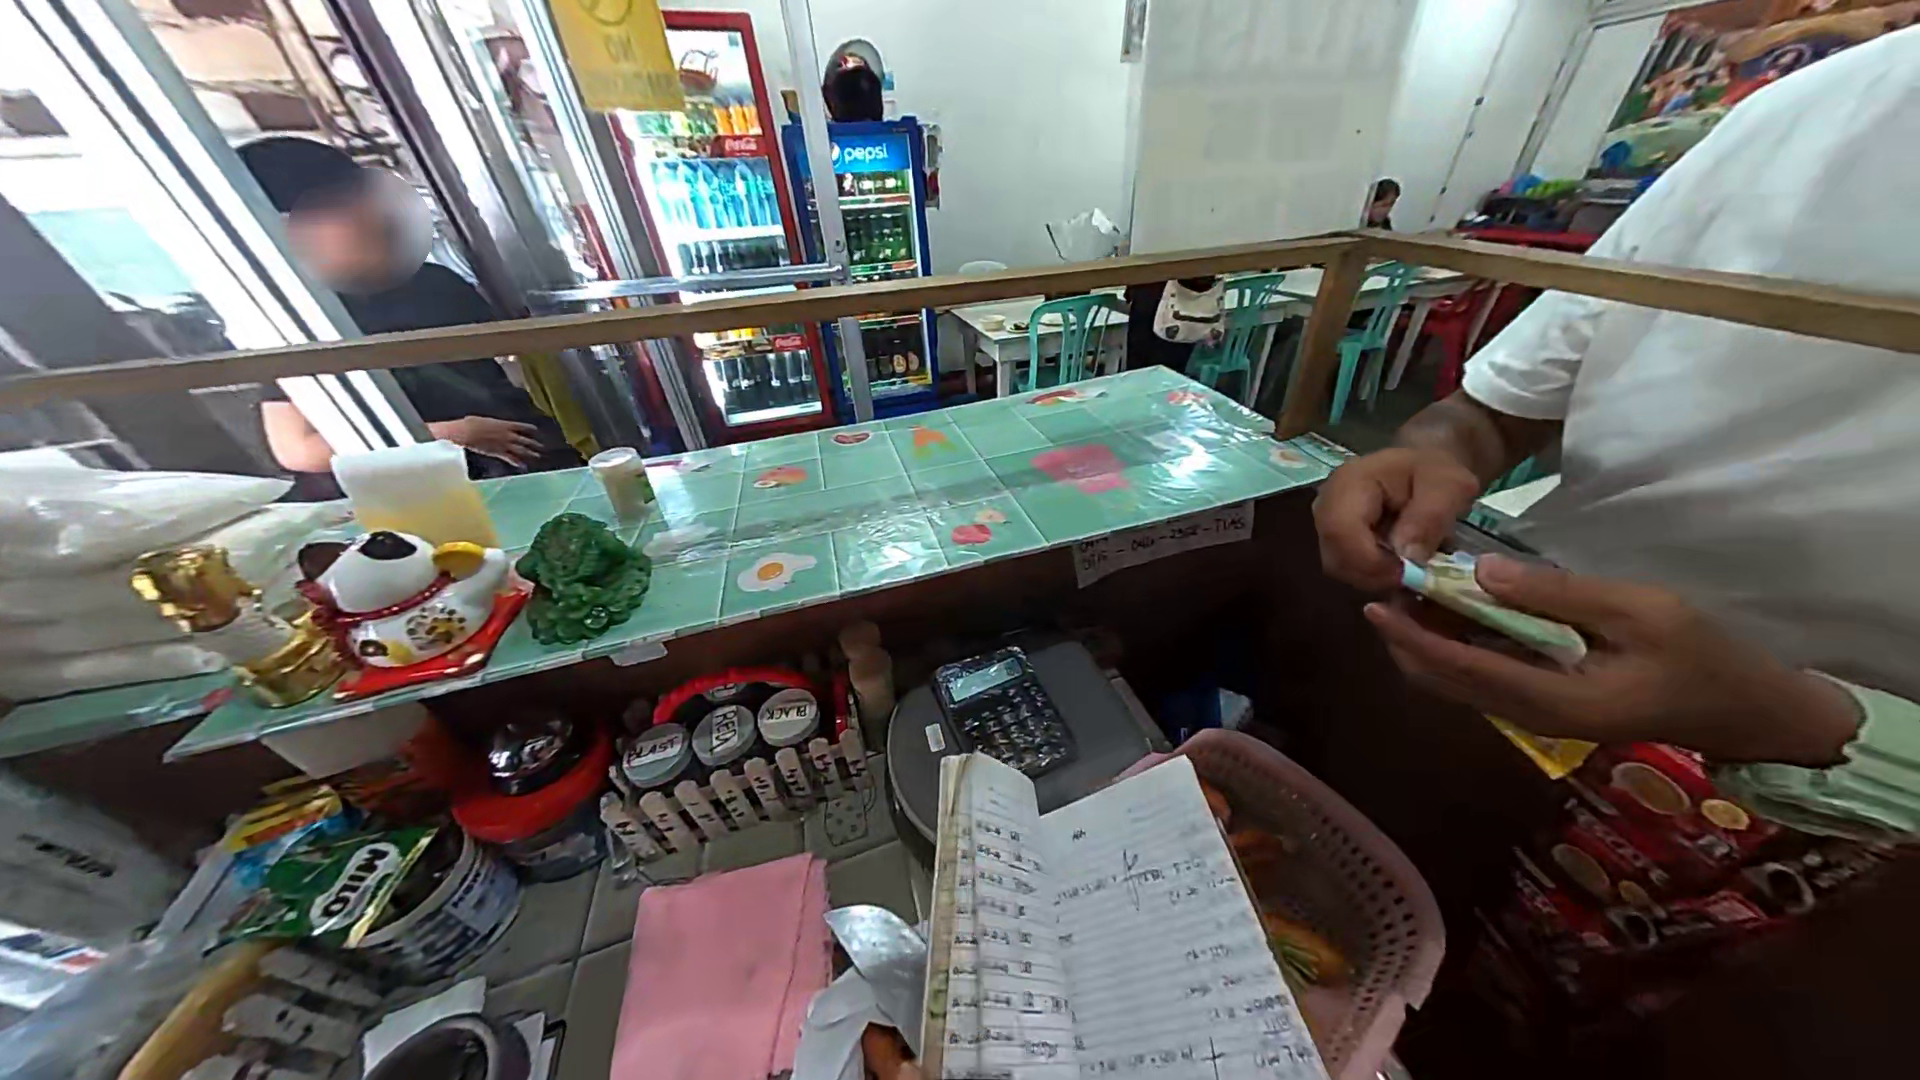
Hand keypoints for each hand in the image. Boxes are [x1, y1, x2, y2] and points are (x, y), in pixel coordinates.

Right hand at [431, 416, 541, 466]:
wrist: (464, 432)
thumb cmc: (470, 424)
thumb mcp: (485, 420)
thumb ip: (494, 424)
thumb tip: (493, 425)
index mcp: (505, 425)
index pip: (522, 427)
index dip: (530, 429)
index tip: (536, 430)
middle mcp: (509, 435)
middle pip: (526, 440)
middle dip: (535, 444)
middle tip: (542, 447)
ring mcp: (505, 444)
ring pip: (522, 450)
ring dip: (531, 453)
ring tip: (538, 456)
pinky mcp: (499, 453)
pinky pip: (511, 459)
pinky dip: (518, 463)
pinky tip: (524, 466)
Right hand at [1312, 447, 1483, 590]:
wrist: (1419, 470)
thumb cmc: (1434, 473)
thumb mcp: (1450, 485)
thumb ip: (1432, 515)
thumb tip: (1408, 556)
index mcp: (1347, 484)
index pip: (1339, 531)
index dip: (1370, 561)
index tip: (1410, 573)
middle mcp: (1324, 507)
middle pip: (1335, 556)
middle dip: (1375, 574)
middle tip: (1415, 576)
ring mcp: (1324, 526)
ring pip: (1338, 568)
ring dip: (1375, 578)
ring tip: (1409, 570)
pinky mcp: (1331, 542)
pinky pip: (1345, 569)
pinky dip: (1372, 576)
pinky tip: (1395, 567)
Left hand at [1364, 555, 1860, 766]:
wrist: (1748, 711)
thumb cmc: (1703, 656)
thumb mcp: (1642, 611)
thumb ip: (1557, 593)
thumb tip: (1479, 571)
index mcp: (1550, 699)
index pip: (1457, 665)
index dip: (1409, 636)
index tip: (1374, 605)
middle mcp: (1524, 715)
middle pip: (1439, 678)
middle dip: (1405, 638)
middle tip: (1391, 591)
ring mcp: (1526, 714)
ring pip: (1449, 680)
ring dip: (1422, 643)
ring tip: (1410, 596)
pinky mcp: (1532, 705)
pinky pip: (1472, 677)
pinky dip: (1448, 648)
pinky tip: (1448, 613)